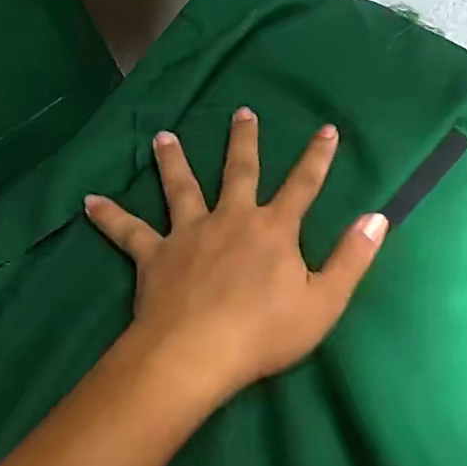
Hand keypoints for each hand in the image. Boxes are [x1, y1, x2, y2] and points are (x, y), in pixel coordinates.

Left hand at [82, 107, 386, 396]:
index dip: (318, 157)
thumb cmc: (266, 331)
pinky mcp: (154, 256)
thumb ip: (353, 257)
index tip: (327, 129)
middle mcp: (232, 219)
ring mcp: (190, 234)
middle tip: (242, 111)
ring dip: (173, 161)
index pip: (304, 185)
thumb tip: (378, 217)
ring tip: (163, 136)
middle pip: (240, 171)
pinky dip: (110, 216)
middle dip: (244, 141)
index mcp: (274, 229)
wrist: (198, 354)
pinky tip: (88, 201)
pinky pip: (128, 232)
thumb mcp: (325, 300)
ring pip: (181, 188)